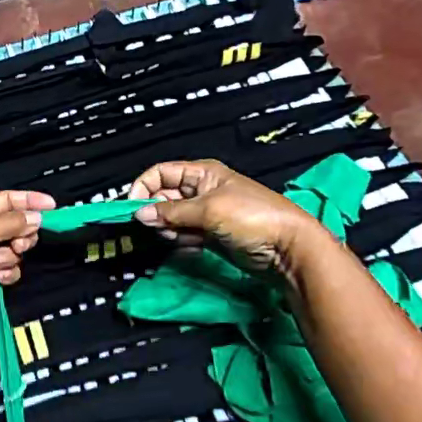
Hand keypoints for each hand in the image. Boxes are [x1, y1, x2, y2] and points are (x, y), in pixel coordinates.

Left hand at [0, 190, 55, 316]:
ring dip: (11, 254)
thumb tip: (37, 217)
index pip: (8, 199)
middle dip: (22, 234)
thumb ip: (13, 222)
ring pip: (16, 246)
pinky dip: (8, 270)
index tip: (52, 206)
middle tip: (20, 243)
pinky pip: (11, 266)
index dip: (30, 201)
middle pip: (16, 224)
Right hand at [125, 159, 328, 276]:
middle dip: (157, 213)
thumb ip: (171, 212)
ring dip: (169, 230)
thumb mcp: (208, 210)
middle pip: (163, 197)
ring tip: (180, 239)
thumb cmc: (251, 217)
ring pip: (171, 219)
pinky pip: (184, 235)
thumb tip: (138, 214)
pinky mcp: (210, 235)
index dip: (143, 188)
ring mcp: (205, 214)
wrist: (289, 248)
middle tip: (161, 228)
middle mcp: (200, 190)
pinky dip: (181, 242)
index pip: (160, 173)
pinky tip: (190, 249)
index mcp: (201, 173)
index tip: (132, 208)